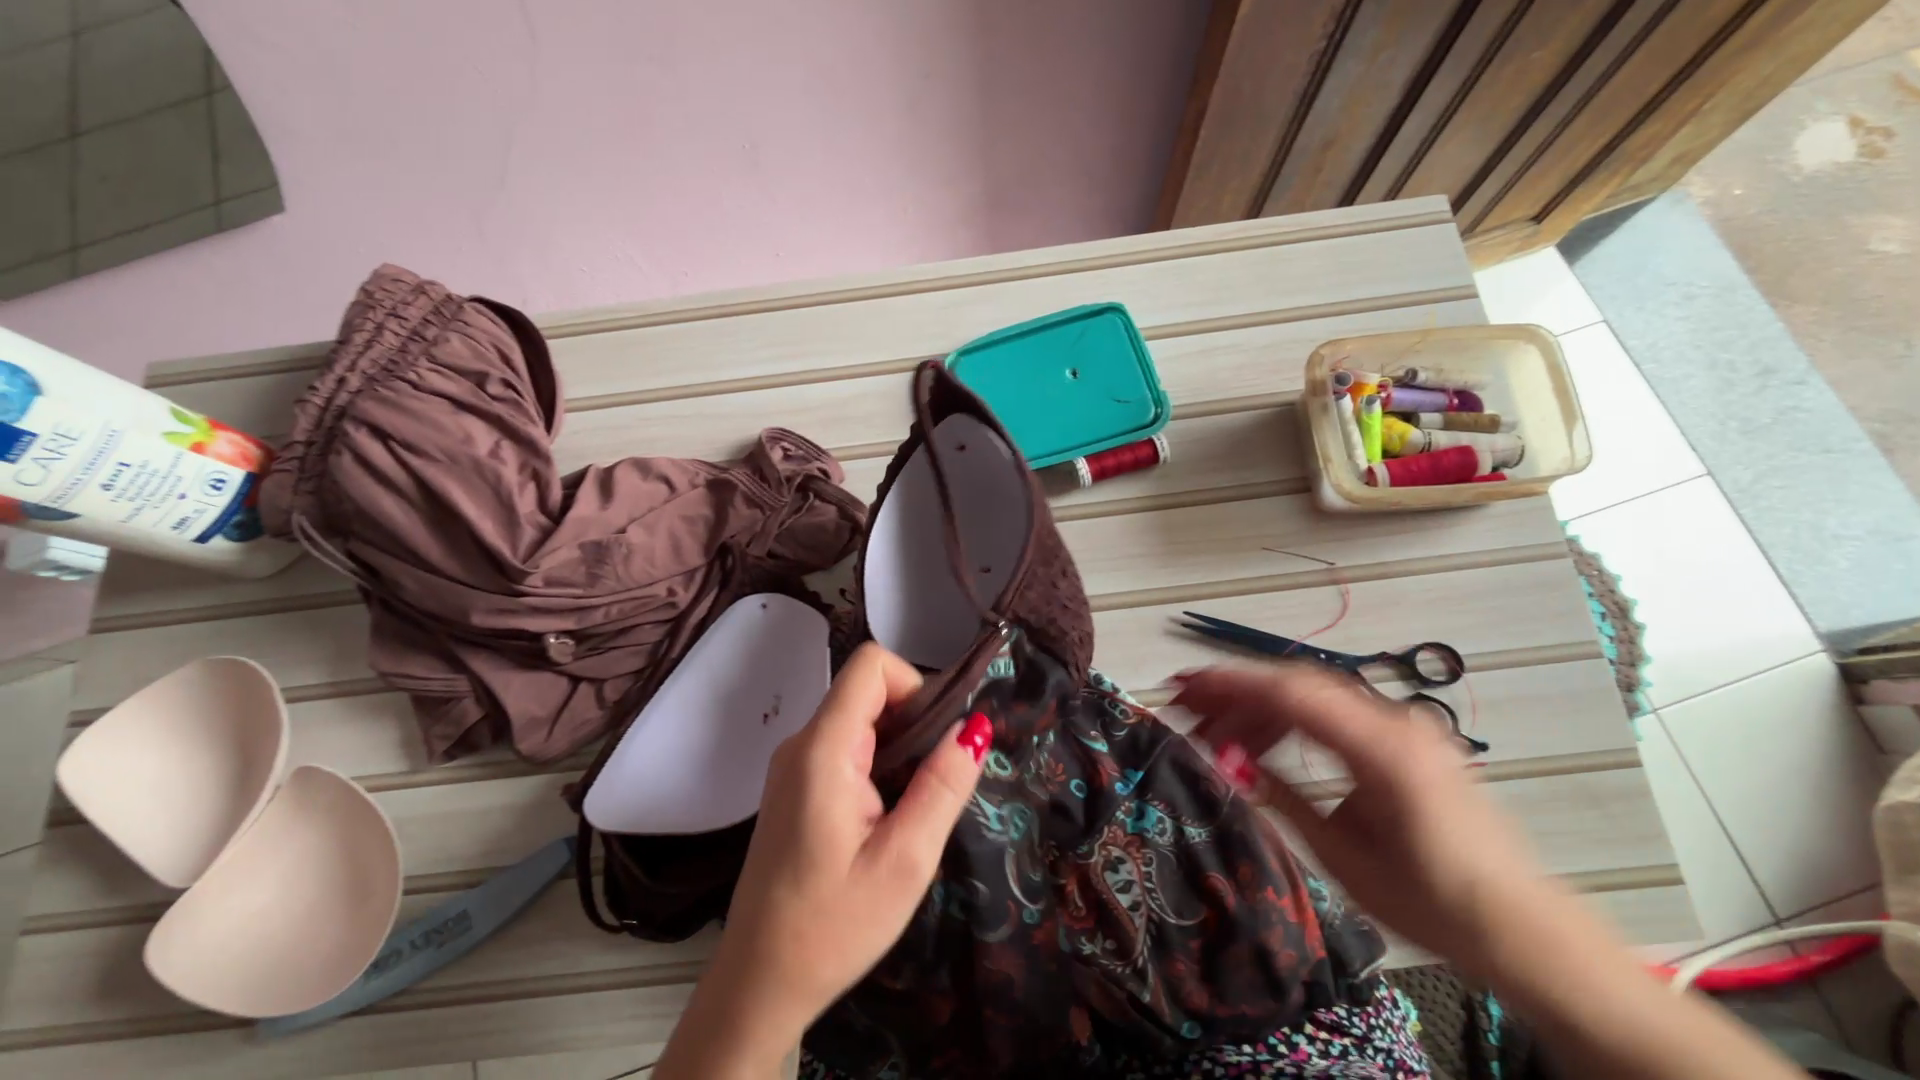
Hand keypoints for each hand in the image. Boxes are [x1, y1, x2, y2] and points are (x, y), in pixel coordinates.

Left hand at [656, 644, 989, 1077]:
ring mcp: (792, 767)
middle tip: (938, 786)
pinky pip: (844, 751)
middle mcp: (801, 745)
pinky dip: (878, 767)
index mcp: (823, 751)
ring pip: (859, 722)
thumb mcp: (905, 860)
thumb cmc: (834, 926)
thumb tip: (975, 724)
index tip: (943, 738)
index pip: (871, 665)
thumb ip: (942, 786)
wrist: (760, 981)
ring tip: (915, 810)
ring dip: (899, 749)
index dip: (916, 684)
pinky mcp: (793, 789)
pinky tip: (888, 820)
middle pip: (867, 691)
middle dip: (914, 723)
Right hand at [1171, 663, 1564, 980]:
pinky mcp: (1405, 742)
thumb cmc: (1429, 899)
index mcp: (1380, 748)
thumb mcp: (1342, 854)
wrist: (1517, 923)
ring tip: (1214, 735)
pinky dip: (1292, 722)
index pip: (1290, 693)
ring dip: (1260, 708)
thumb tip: (1226, 760)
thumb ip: (1282, 796)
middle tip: (1184, 710)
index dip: (1229, 685)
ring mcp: (1403, 728)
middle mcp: (1393, 722)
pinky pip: (1335, 715)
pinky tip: (1263, 745)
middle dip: (1235, 692)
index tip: (1181, 688)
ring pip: (1314, 696)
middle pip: (1298, 685)